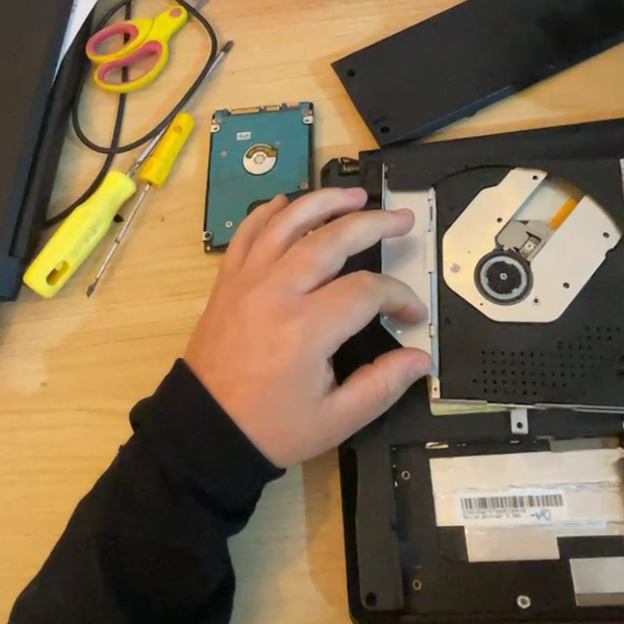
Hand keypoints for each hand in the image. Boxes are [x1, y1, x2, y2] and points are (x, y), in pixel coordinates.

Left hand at [184, 187, 431, 467]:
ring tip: (354, 195)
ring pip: (288, 224)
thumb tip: (420, 359)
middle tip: (401, 218)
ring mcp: (248, 281)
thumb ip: (381, 385)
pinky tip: (288, 202)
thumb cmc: (270, 427)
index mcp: (307, 329)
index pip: (367, 290)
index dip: (398, 295)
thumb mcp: (335, 420)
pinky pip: (248, 234)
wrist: (204, 428)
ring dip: (324, 202)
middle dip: (372, 224)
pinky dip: (269, 213)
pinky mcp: (228, 282)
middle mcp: (277, 293)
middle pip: (332, 240)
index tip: (412, 312)